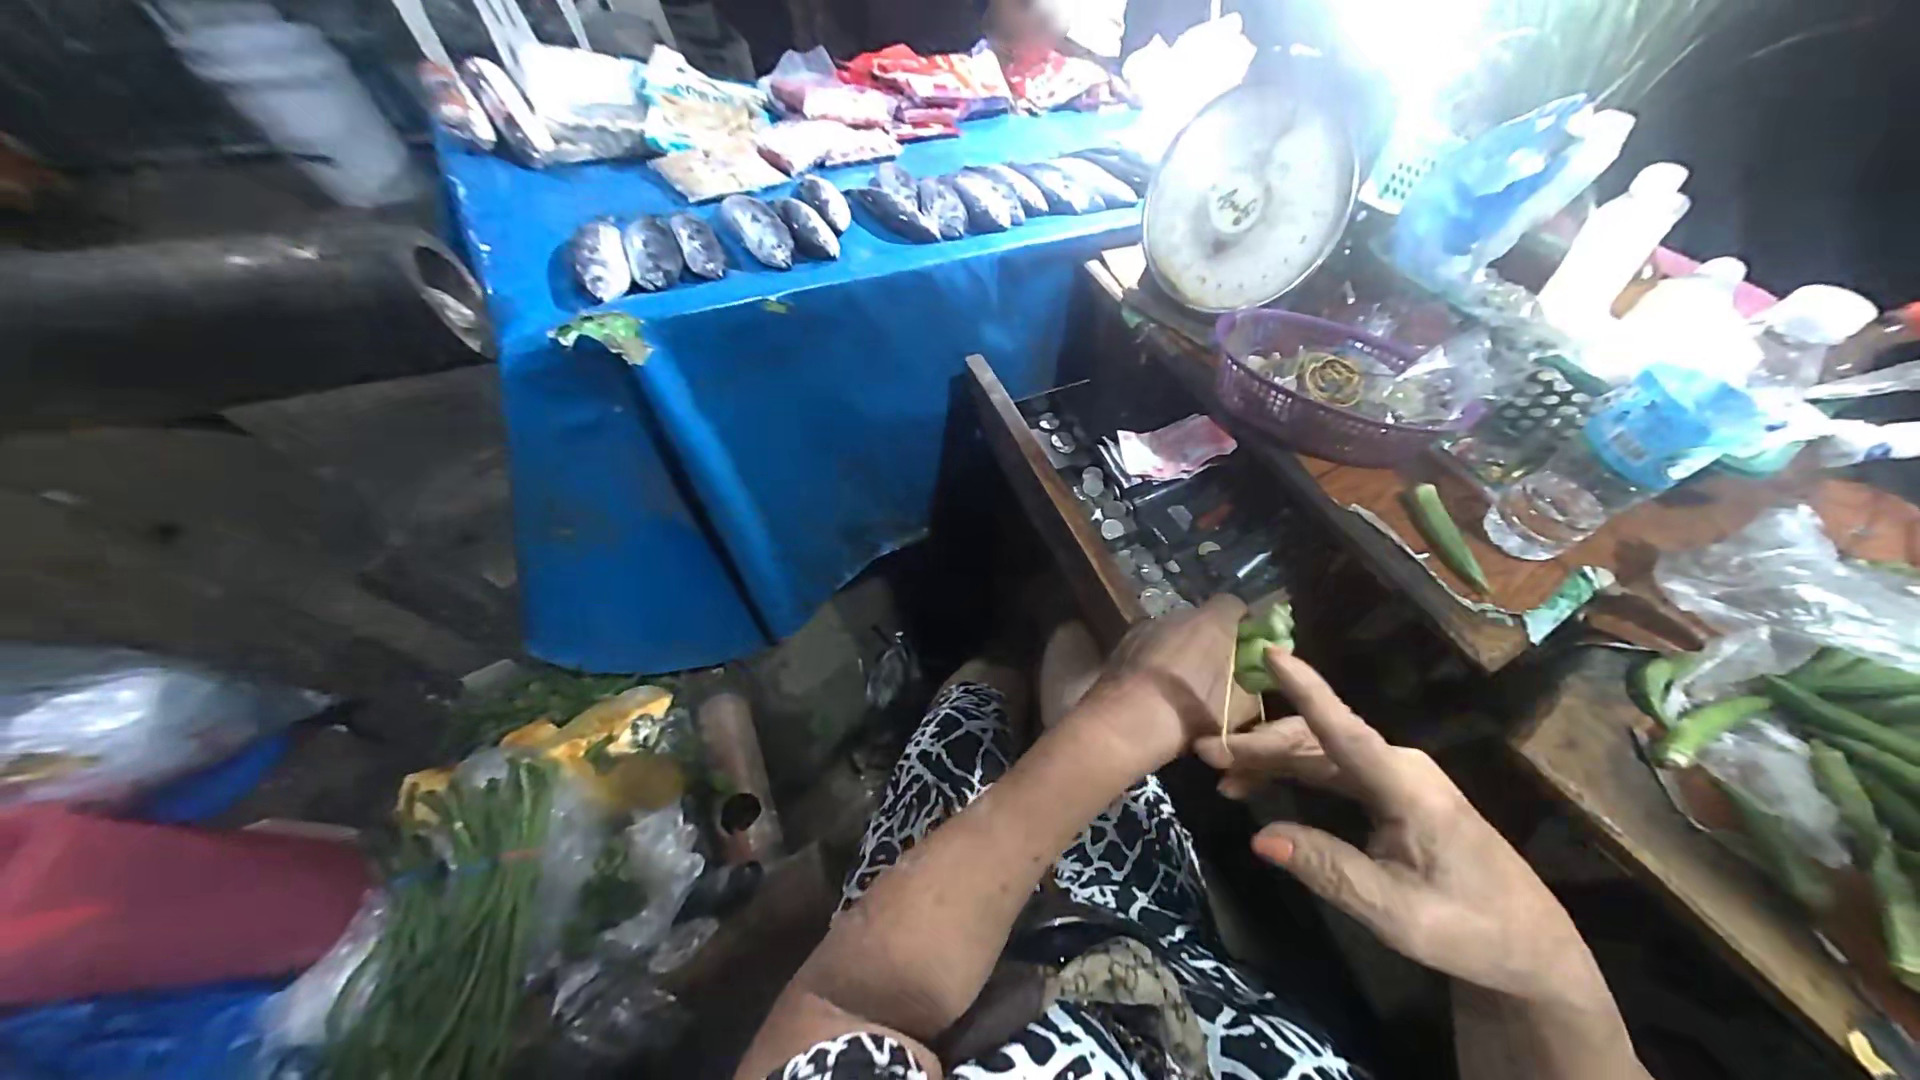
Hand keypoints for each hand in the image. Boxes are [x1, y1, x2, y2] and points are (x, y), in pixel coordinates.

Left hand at [1077, 594, 1259, 765]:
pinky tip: (1156, 688)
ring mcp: (1144, 627)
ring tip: (1183, 684)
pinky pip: (1149, 646)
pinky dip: (1156, 660)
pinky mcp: (1121, 644)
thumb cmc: (1190, 711)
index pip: (1233, 604)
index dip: (1243, 622)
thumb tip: (1253, 679)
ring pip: (1172, 633)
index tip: (1248, 646)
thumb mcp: (1239, 709)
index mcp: (1210, 622)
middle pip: (1201, 619)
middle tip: (1217, 670)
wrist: (1125, 722)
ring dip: (1181, 650)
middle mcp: (1175, 615)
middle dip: (1211, 639)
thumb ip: (1252, 686)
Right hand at [1193, 648, 1609, 1009]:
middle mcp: (1398, 766)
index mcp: (1407, 788)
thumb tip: (1260, 837)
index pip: (1347, 730)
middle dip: (1258, 744)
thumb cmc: (1473, 931)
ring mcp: (1393, 773)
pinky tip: (1256, 785)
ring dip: (1267, 757)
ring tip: (1222, 774)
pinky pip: (1325, 766)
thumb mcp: (1400, 916)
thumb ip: (1330, 872)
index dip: (1309, 691)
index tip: (1272, 653)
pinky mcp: (1388, 787)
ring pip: (1315, 749)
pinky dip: (1286, 771)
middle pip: (1314, 739)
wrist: (1532, 949)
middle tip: (1205, 755)